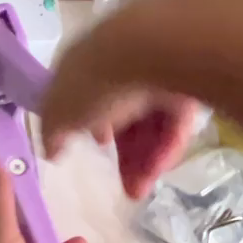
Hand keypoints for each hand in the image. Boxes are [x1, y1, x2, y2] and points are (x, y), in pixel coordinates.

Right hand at [40, 2, 201, 198]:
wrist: (155, 50)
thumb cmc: (96, 79)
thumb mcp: (61, 111)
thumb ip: (52, 132)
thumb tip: (50, 150)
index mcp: (87, 61)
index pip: (85, 95)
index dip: (87, 126)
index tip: (94, 149)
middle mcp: (123, 62)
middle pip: (124, 115)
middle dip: (125, 158)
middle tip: (126, 190)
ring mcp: (160, 70)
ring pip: (152, 123)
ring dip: (146, 162)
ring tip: (140, 192)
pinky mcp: (192, 79)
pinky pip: (177, 119)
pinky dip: (168, 146)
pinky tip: (159, 170)